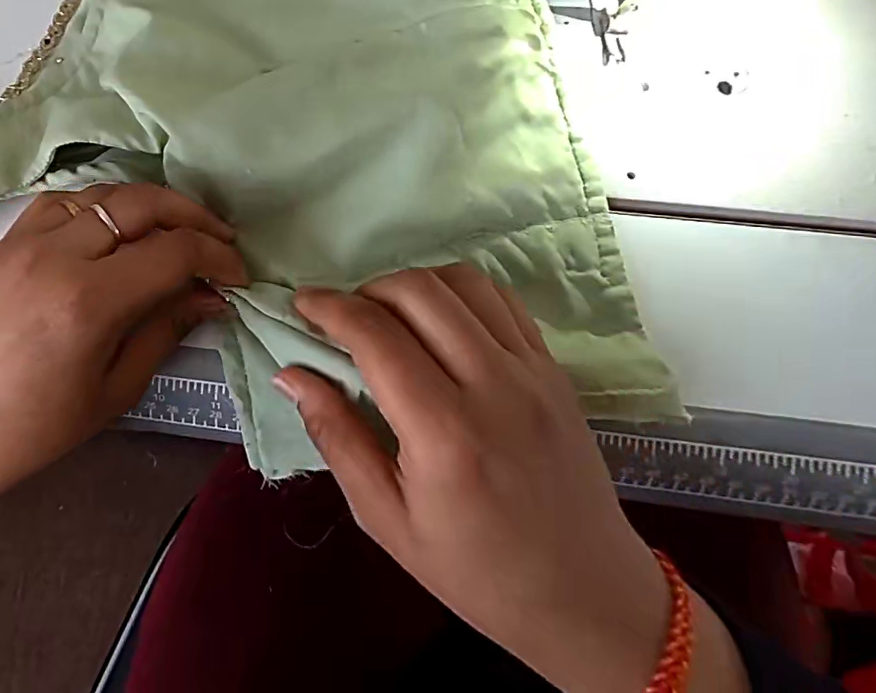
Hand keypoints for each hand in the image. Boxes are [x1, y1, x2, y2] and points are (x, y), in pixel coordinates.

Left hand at [0, 183, 246, 617]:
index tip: (237, 275)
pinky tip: (117, 227)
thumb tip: (213, 294)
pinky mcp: (6, 243)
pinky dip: (102, 204)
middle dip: (194, 216)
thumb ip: (168, 327)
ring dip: (151, 205)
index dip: (216, 257)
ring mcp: (25, 242)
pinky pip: (65, 201)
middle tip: (220, 240)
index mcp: (87, 301)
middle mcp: (56, 255)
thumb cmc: (36, 429)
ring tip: (178, 230)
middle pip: (144, 204)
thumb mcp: (117, 388)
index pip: (173, 251)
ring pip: (106, 192)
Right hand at [276, 266, 746, 692]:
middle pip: (418, 291)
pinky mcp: (553, 366)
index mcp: (445, 434)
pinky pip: (501, 298)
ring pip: (461, 281)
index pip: (376, 336)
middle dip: (366, 289)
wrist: (586, 593)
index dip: (330, 308)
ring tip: (389, 313)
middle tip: (344, 316)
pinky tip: (440, 318)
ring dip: (413, 283)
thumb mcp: (386, 519)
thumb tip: (290, 373)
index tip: (302, 303)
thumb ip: (336, 436)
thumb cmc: (475, 571)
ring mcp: (532, 370)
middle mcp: (493, 387)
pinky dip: (458, 291)